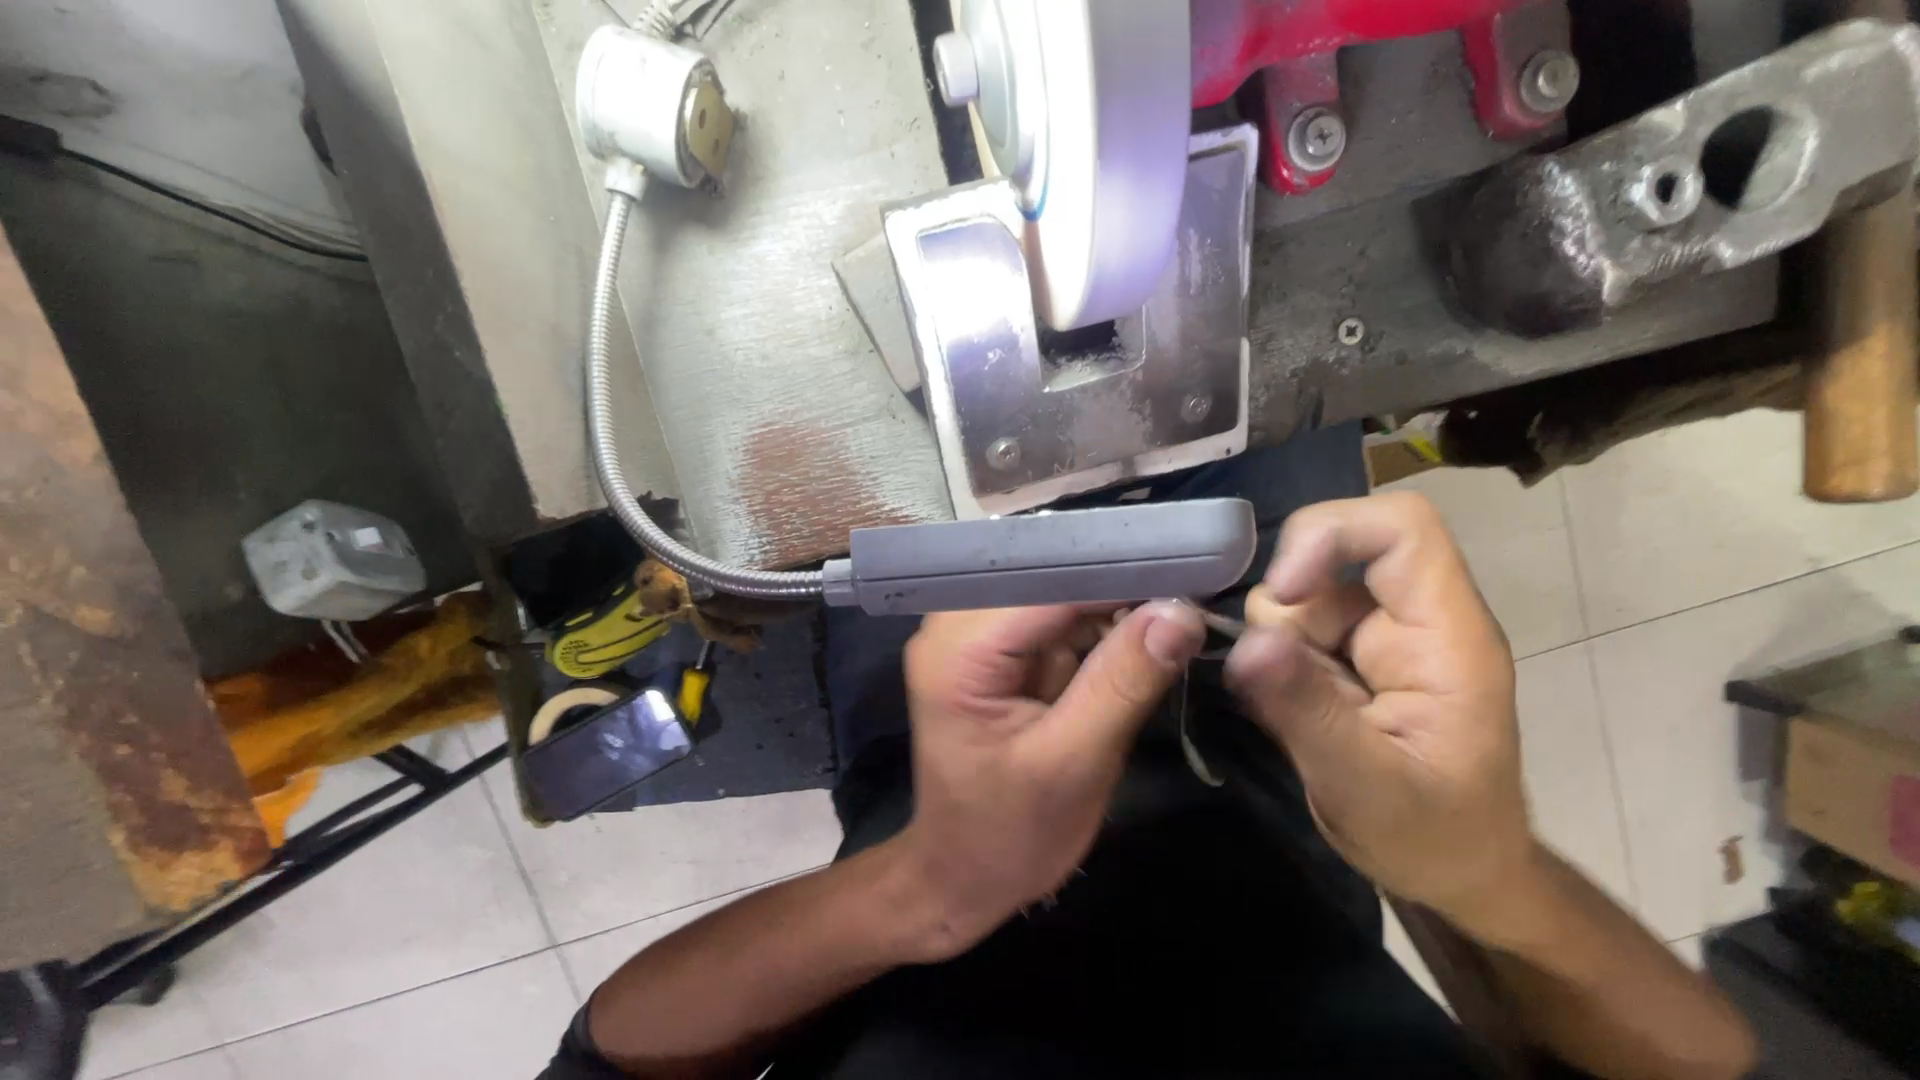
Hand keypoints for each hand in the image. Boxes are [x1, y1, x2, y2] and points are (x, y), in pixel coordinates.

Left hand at [892, 602, 1204, 959]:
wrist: (964, 875)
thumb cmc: (1009, 835)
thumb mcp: (1074, 764)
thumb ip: (1123, 683)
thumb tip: (1180, 611)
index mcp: (957, 651)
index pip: (1044, 582)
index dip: (1118, 570)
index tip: (1191, 567)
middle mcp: (956, 627)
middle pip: (1047, 575)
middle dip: (1120, 577)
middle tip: (1195, 582)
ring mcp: (976, 637)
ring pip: (1057, 591)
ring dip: (1117, 597)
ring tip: (1183, 601)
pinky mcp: (1002, 653)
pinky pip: (1059, 618)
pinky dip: (1104, 623)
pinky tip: (1148, 628)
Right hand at [1224, 492, 1541, 935]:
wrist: (1459, 875)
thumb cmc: (1434, 838)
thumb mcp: (1366, 788)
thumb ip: (1308, 712)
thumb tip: (1250, 643)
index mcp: (1446, 636)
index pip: (1400, 528)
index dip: (1331, 535)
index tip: (1285, 594)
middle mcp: (1412, 620)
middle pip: (1331, 553)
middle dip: (1285, 613)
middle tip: (1280, 686)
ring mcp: (1376, 637)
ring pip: (1299, 594)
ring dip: (1274, 645)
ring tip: (1293, 715)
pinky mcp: (1347, 658)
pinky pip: (1288, 630)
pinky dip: (1270, 664)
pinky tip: (1287, 712)